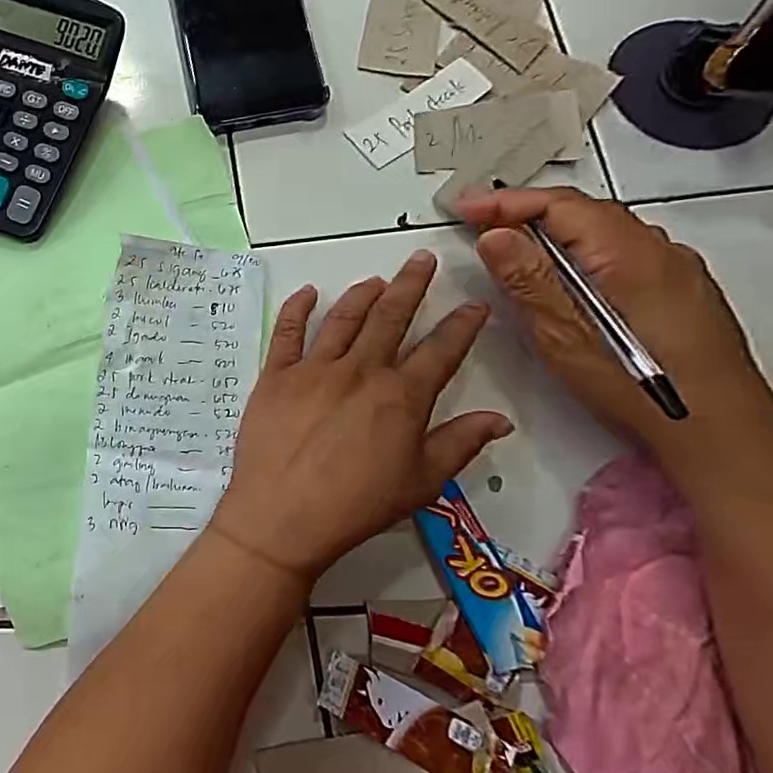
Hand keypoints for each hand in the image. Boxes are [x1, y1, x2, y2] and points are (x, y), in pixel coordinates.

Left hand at [208, 250, 512, 583]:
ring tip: (376, 279)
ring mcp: (313, 371)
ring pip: (343, 320)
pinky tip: (306, 293)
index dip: (461, 325)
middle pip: (391, 319)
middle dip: (411, 287)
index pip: (441, 350)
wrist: (283, 512)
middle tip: (422, 260)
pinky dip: (296, 310)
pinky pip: (285, 334)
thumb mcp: (422, 481)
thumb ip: (459, 444)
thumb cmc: (356, 503)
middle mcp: (360, 373)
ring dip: (362, 295)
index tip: (472, 305)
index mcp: (402, 396)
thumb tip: (498, 419)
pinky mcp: (274, 378)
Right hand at [453, 185, 772, 450]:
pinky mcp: (672, 289)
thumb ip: (528, 280)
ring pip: (601, 229)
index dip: (506, 201)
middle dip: (524, 208)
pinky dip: (574, 246)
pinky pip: (617, 249)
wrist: (713, 425)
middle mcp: (658, 253)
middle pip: (583, 211)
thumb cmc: (638, 386)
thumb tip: (497, 236)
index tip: (465, 207)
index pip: (560, 206)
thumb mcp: (563, 334)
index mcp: (629, 257)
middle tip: (475, 217)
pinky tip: (553, 268)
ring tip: (505, 239)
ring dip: (548, 226)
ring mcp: (671, 270)